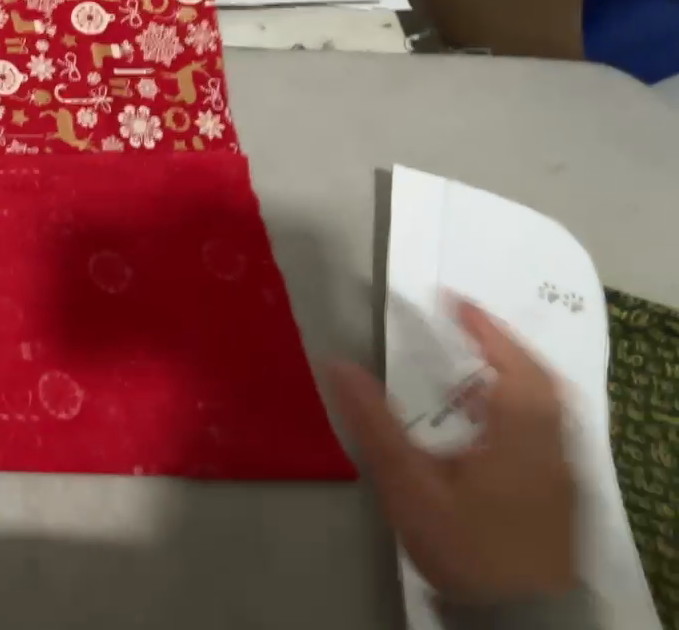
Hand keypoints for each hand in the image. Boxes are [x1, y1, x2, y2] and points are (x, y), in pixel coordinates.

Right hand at [330, 300, 578, 603]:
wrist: (519, 615)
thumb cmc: (461, 541)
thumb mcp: (406, 481)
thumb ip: (373, 420)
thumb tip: (337, 362)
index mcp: (520, 440)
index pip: (513, 371)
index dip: (485, 331)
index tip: (452, 300)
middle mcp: (551, 449)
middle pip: (544, 384)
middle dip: (506, 345)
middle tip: (465, 319)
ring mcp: (560, 472)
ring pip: (551, 406)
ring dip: (515, 371)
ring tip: (473, 353)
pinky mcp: (556, 490)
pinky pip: (545, 425)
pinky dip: (520, 398)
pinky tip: (488, 407)